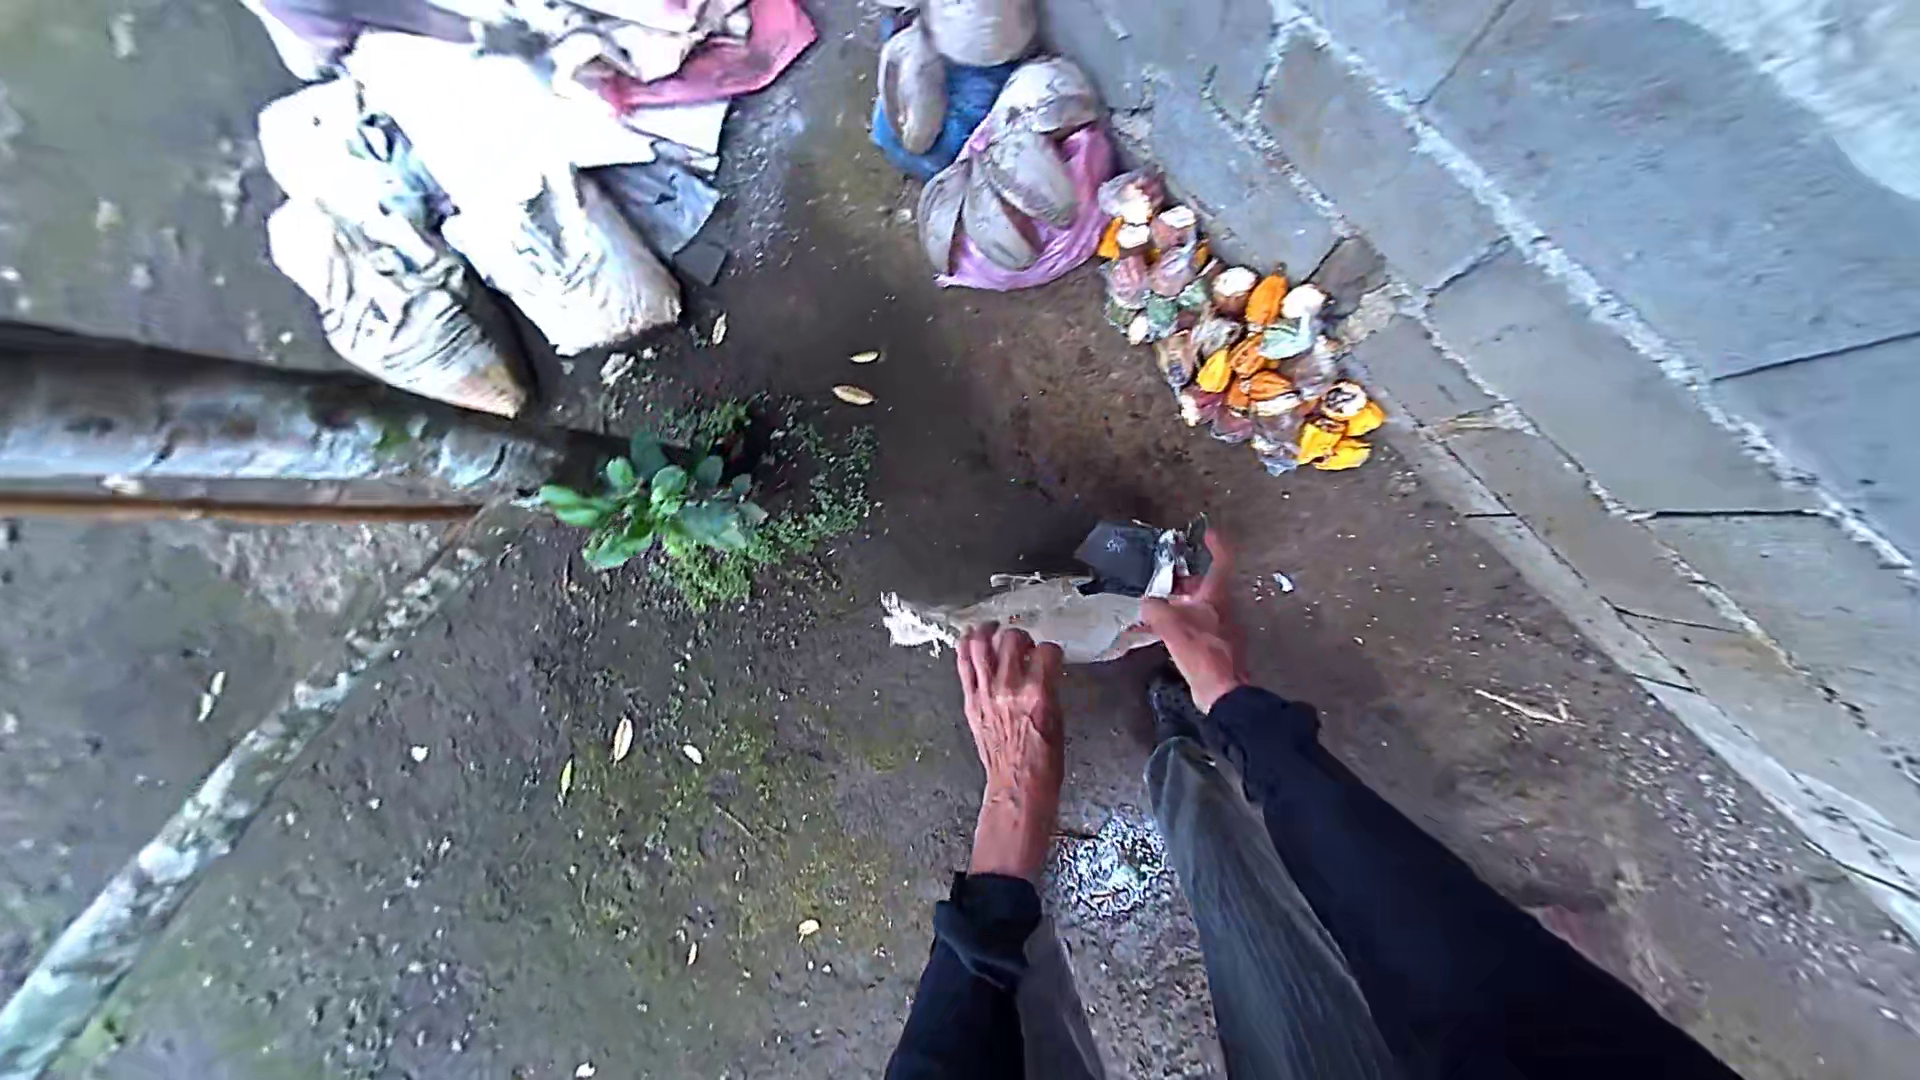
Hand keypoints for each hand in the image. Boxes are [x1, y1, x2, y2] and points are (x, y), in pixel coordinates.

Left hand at [956, 624, 1065, 880]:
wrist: (1017, 787)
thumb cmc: (1043, 761)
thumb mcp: (1058, 719)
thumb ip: (1048, 687)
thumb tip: (1042, 667)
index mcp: (1037, 694)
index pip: (1046, 651)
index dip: (1051, 650)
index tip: (1050, 655)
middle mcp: (1009, 688)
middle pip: (1011, 639)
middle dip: (1021, 636)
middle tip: (1023, 644)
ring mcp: (986, 693)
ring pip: (980, 645)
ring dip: (988, 631)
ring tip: (993, 629)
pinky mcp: (971, 701)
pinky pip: (964, 665)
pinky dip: (966, 647)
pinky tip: (971, 638)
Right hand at [1141, 530, 1248, 711]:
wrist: (1224, 691)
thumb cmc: (1202, 655)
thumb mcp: (1171, 626)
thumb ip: (1155, 609)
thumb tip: (1148, 603)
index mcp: (1216, 597)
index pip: (1221, 561)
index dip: (1215, 544)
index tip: (1207, 533)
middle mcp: (1224, 609)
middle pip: (1207, 585)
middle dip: (1186, 580)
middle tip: (1167, 581)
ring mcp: (1224, 628)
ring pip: (1203, 605)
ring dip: (1184, 602)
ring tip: (1162, 607)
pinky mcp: (1219, 645)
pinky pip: (1201, 624)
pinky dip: (1186, 621)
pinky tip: (1170, 632)